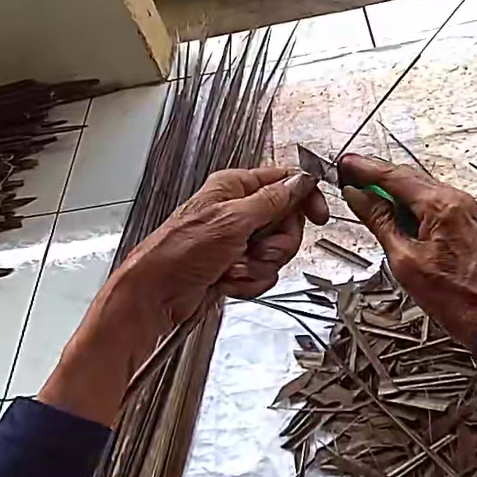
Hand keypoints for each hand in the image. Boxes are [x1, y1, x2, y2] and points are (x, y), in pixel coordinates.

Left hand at [110, 166, 330, 322]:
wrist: (156, 295)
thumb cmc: (179, 251)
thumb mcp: (232, 220)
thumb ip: (271, 201)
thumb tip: (299, 182)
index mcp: (235, 188)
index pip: (284, 182)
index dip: (306, 197)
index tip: (320, 215)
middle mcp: (239, 211)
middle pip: (287, 222)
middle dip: (276, 243)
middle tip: (257, 249)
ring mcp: (239, 240)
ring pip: (278, 252)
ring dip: (259, 265)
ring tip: (234, 267)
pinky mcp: (237, 266)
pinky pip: (265, 273)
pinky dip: (250, 281)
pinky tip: (228, 280)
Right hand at [338, 153, 476, 346]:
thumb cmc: (454, 297)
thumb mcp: (403, 259)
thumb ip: (379, 221)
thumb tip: (358, 197)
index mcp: (441, 206)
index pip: (394, 177)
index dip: (365, 169)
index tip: (346, 164)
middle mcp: (456, 200)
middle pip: (408, 177)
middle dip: (376, 176)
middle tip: (349, 176)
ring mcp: (464, 208)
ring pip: (420, 188)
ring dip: (392, 189)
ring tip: (365, 195)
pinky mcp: (466, 219)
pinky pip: (432, 200)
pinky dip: (409, 202)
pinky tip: (394, 211)